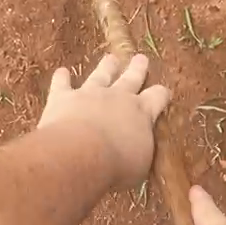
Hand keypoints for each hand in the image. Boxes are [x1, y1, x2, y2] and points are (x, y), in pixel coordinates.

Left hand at [38, 54, 169, 189]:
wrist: (80, 155)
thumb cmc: (116, 165)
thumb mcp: (140, 165)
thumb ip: (141, 152)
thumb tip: (140, 151)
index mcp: (142, 113)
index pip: (157, 98)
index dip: (161, 94)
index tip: (164, 92)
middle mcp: (118, 98)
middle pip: (131, 79)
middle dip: (137, 69)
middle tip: (141, 58)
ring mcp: (90, 94)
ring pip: (100, 75)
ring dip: (106, 67)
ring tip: (111, 59)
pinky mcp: (63, 98)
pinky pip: (62, 84)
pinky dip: (62, 78)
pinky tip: (62, 72)